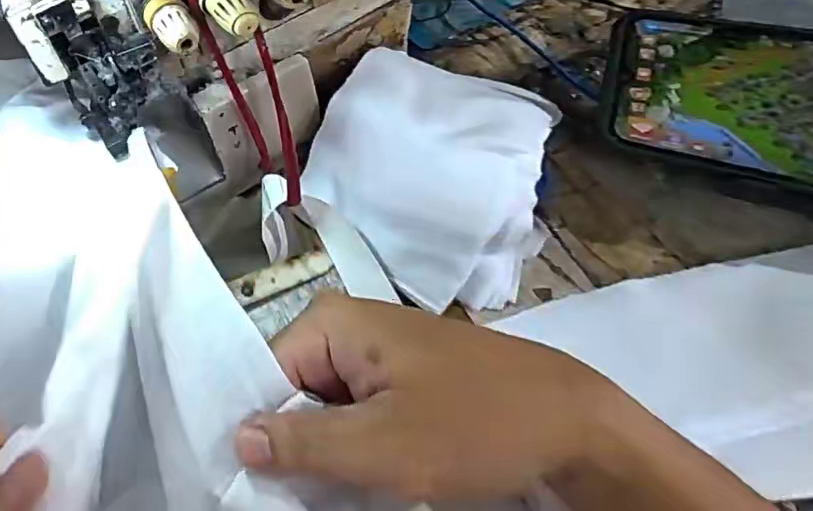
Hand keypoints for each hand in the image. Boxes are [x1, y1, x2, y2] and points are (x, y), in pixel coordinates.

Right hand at [234, 294, 771, 510]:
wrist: (574, 426)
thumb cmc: (475, 426)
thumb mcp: (387, 448)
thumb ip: (307, 443)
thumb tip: (237, 437)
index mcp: (328, 321)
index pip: (267, 375)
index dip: (262, 431)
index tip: (266, 486)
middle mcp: (342, 325)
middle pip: (293, 391)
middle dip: (300, 448)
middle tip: (306, 499)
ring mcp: (372, 350)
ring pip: (325, 408)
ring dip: (331, 455)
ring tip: (345, 494)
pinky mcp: (398, 376)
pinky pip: (356, 412)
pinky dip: (358, 450)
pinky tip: (372, 481)